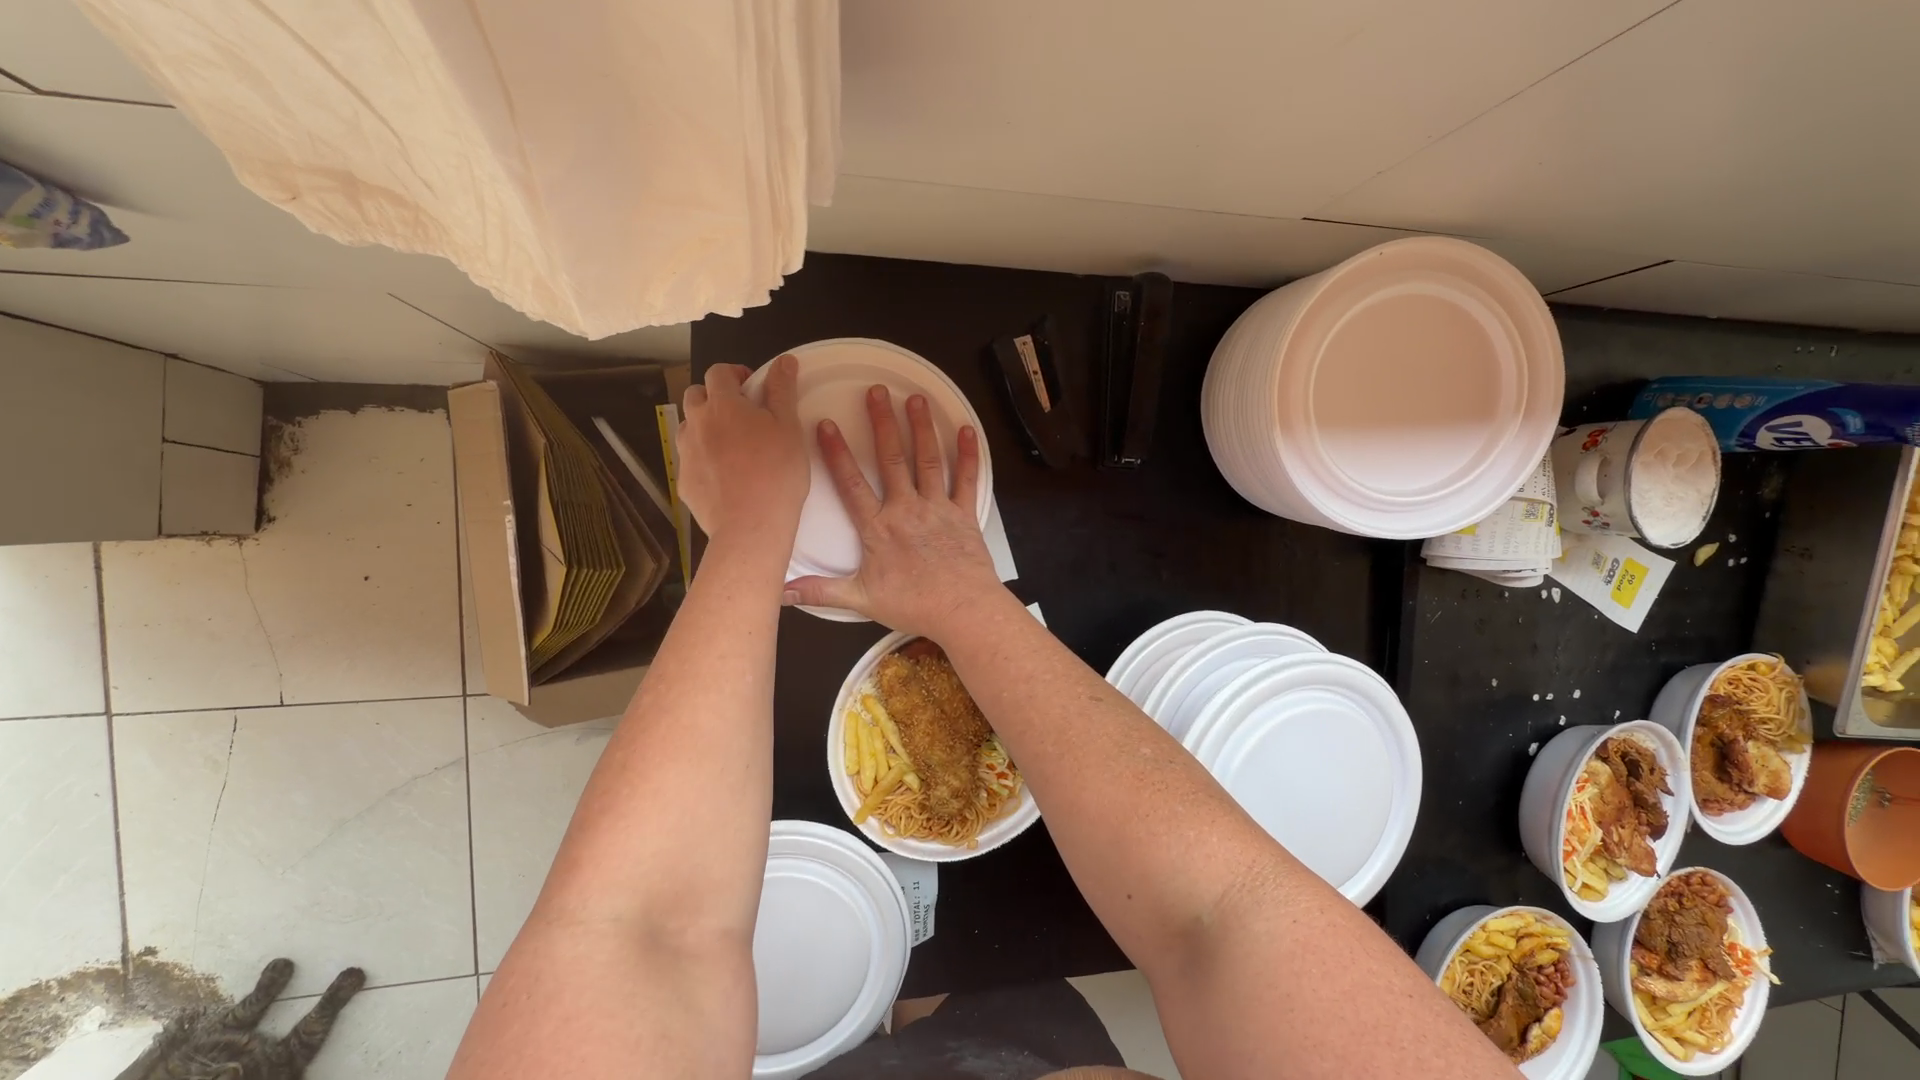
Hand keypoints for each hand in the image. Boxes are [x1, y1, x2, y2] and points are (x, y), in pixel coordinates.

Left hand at [676, 356, 807, 540]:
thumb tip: (784, 361)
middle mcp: (697, 424)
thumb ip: (782, 390)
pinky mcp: (684, 482)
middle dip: (715, 398)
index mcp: (723, 405)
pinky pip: (691, 461)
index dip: (735, 375)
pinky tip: (726, 477)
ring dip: (706, 428)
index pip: (718, 372)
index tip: (753, 388)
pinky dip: (705, 460)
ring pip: (690, 428)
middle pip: (696, 396)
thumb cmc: (776, 474)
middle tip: (742, 416)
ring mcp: (686, 454)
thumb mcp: (789, 427)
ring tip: (733, 447)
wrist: (750, 526)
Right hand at [785, 386, 1008, 636]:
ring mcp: (937, 509)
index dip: (837, 453)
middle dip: (882, 423)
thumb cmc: (914, 605)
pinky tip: (967, 430)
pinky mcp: (964, 515)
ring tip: (916, 399)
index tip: (826, 424)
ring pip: (928, 460)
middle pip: (891, 459)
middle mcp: (906, 510)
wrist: (962, 610)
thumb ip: (820, 590)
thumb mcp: (861, 599)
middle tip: (877, 392)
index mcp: (878, 528)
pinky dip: (967, 454)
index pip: (851, 484)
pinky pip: (966, 479)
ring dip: (922, 428)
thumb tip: (782, 592)